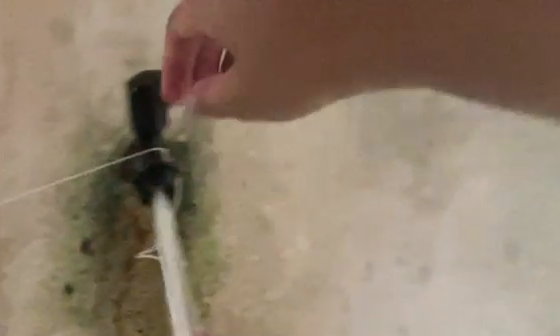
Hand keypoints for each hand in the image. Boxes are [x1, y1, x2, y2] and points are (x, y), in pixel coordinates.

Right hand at [162, 0, 417, 120]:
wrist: (387, 18)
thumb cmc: (303, 64)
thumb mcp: (247, 98)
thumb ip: (210, 100)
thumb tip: (196, 97)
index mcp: (214, 0)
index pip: (178, 29)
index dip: (173, 67)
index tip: (177, 99)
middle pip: (208, 13)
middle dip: (201, 57)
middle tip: (203, 95)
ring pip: (241, 9)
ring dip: (232, 44)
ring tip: (240, 82)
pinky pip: (272, 6)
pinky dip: (263, 30)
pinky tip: (276, 58)